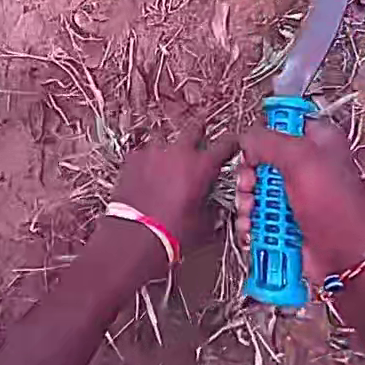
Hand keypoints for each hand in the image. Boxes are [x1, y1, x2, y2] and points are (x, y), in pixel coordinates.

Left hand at [102, 130, 236, 263]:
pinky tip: (148, 176)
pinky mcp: (133, 158)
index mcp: (202, 165)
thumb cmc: (170, 231)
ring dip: (170, 152)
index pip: (226, 144)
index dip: (231, 144)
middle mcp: (179, 152)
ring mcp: (154, 152)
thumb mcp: (204, 223)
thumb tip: (213, 207)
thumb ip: (213, 207)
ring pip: (166, 141)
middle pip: (194, 129)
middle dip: (198, 135)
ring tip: (168, 168)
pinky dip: (149, 162)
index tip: (231, 146)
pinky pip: (145, 154)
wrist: (135, 235)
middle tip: (198, 148)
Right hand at [235, 119, 364, 280]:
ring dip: (248, 202)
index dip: (263, 135)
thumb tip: (247, 138)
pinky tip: (254, 228)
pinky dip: (251, 222)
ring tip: (252, 212)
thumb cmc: (338, 211)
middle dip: (249, 175)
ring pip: (256, 189)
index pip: (282, 123)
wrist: (346, 260)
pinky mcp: (286, 219)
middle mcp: (307, 165)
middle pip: (261, 159)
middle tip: (251, 186)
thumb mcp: (301, 161)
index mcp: (318, 141)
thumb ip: (269, 141)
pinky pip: (258, 215)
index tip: (255, 149)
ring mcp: (295, 194)